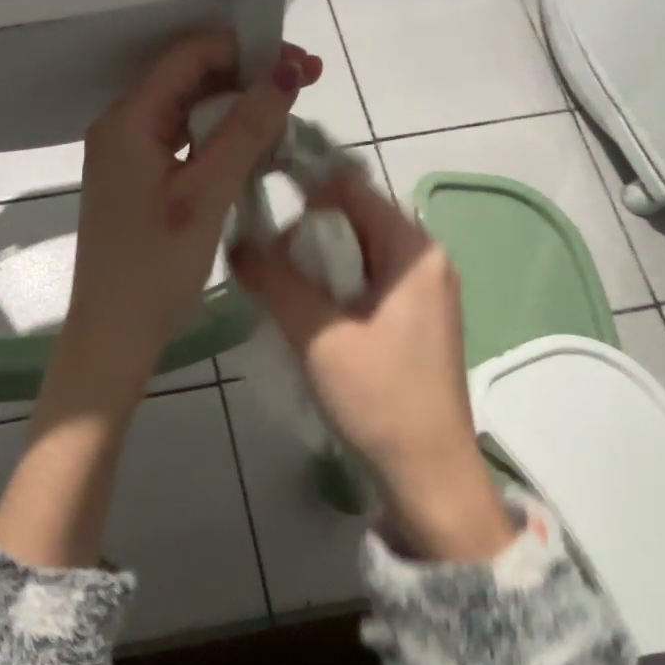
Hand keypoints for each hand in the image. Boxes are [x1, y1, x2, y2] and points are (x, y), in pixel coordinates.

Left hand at [65, 28, 321, 378]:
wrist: (114, 333)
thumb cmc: (155, 267)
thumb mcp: (205, 195)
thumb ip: (245, 130)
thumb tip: (286, 72)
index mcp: (127, 120)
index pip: (189, 56)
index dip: (247, 50)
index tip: (301, 63)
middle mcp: (121, 127)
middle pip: (188, 78)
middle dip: (247, 75)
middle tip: (306, 84)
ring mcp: (127, 155)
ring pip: (188, 110)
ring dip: (236, 107)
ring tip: (288, 113)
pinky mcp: (138, 180)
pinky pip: (182, 140)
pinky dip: (218, 138)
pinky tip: (254, 146)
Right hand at [231, 173, 513, 561]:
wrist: (427, 476)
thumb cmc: (380, 399)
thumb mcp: (319, 336)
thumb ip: (275, 281)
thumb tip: (236, 240)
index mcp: (414, 252)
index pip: (350, 189)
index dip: (300, 188)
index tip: (253, 199)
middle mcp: (421, 261)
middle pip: (349, 221)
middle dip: (302, 239)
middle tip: (267, 275)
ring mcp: (417, 294)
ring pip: (350, 256)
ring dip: (310, 270)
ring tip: (280, 303)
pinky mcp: (406, 323)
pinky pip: (358, 285)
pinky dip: (326, 293)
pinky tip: (302, 321)